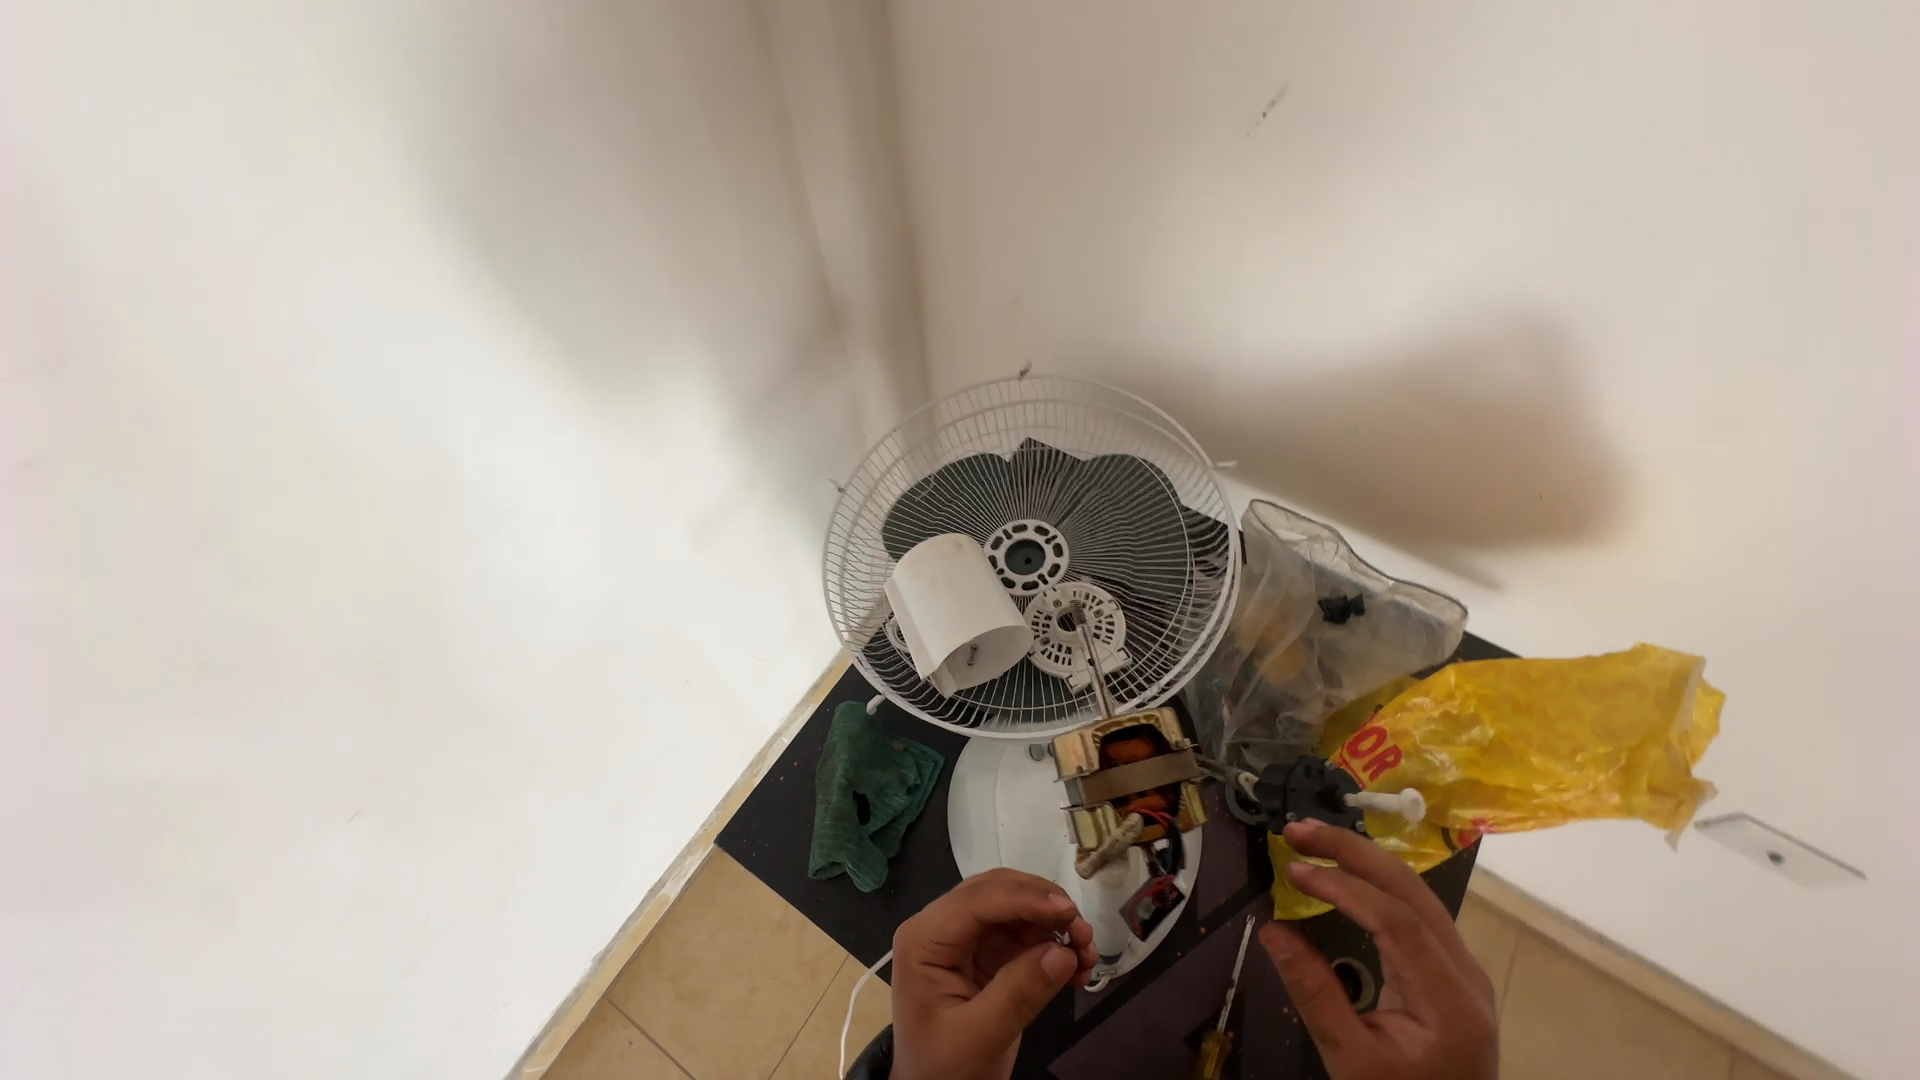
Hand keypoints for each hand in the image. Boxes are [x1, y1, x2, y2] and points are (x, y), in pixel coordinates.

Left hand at [890, 868, 1099, 1079]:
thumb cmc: (942, 1072)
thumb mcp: (976, 1038)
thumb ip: (1017, 994)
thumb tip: (1063, 952)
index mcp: (924, 938)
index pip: (976, 900)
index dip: (1024, 898)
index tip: (1068, 911)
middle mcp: (942, 927)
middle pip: (999, 893)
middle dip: (1044, 906)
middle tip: (1084, 933)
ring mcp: (967, 939)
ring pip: (1017, 909)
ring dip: (1055, 924)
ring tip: (1087, 953)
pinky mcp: (989, 955)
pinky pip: (1026, 935)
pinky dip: (1054, 944)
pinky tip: (1078, 967)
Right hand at [1260, 820, 1499, 1079]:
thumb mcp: (1352, 1061)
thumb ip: (1315, 993)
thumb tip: (1271, 930)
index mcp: (1450, 1001)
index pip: (1397, 920)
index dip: (1342, 886)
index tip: (1293, 870)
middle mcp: (1466, 973)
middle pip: (1412, 891)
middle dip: (1352, 852)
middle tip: (1297, 830)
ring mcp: (1464, 969)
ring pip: (1417, 892)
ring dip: (1362, 859)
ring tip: (1312, 838)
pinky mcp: (1451, 970)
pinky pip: (1415, 908)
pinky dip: (1375, 880)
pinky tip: (1343, 870)